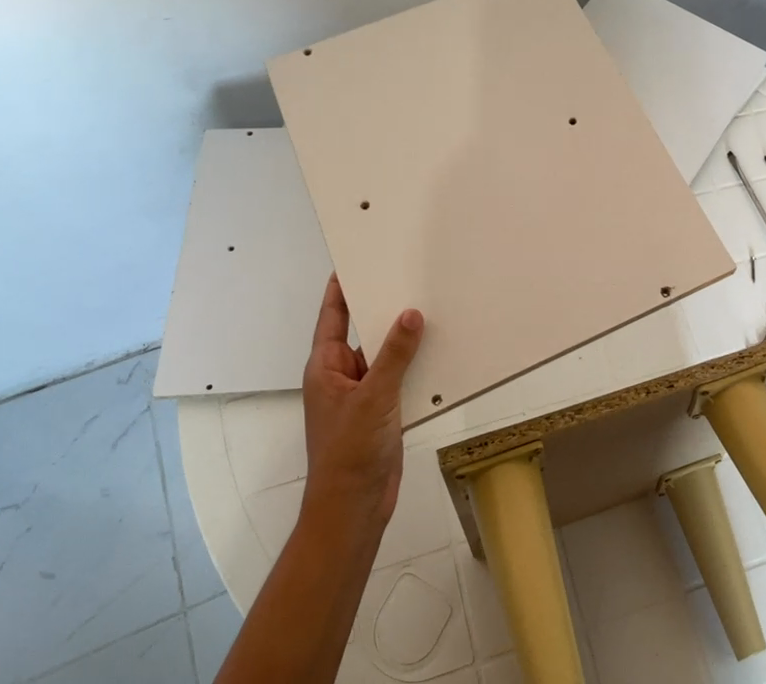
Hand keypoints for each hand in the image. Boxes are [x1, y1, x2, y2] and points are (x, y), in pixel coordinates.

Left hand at [300, 274, 424, 527]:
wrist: (354, 506)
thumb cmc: (350, 451)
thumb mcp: (374, 397)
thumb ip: (395, 355)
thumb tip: (411, 314)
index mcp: (325, 367)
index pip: (332, 316)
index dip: (341, 288)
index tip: (355, 259)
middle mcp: (342, 375)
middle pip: (362, 332)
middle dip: (383, 308)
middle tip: (408, 277)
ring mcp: (363, 395)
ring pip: (385, 356)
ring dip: (404, 340)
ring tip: (431, 309)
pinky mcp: (382, 412)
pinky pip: (400, 379)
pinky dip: (416, 367)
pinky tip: (440, 353)